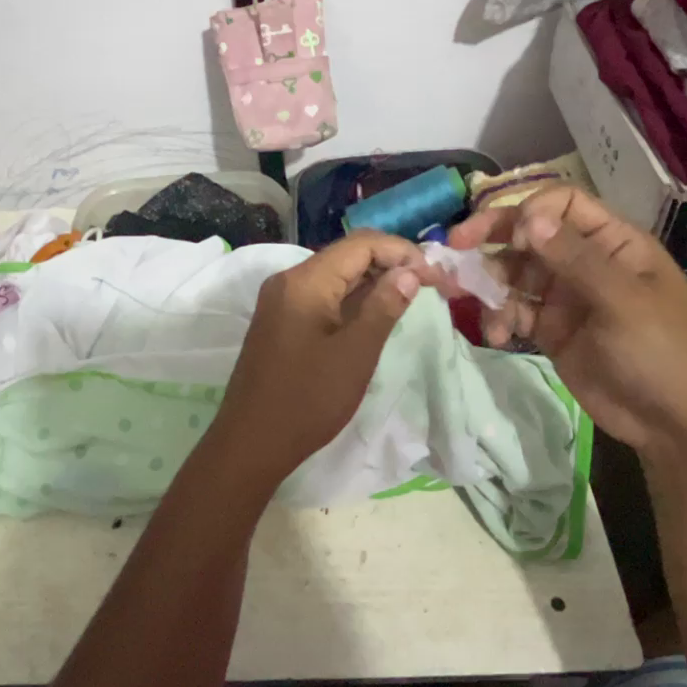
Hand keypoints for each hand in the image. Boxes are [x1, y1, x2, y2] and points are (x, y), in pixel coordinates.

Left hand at [209, 231, 427, 484]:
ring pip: (336, 276)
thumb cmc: (307, 399)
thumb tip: (409, 272)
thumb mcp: (355, 354)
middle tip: (432, 286)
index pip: (361, 244)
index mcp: (305, 281)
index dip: (402, 252)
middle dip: (391, 264)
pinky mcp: (281, 322)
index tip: (436, 276)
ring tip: (411, 297)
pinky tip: (377, 315)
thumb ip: (383, 307)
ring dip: (373, 282)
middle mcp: (289, 281)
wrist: (251, 442)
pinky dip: (353, 300)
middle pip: (347, 256)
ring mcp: (282, 301)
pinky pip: (323, 297)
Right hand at [449, 186, 686, 458]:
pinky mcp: (550, 329)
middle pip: (529, 234)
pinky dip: (498, 318)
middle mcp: (585, 262)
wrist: (674, 427)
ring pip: (514, 273)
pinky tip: (496, 336)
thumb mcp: (624, 302)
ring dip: (487, 283)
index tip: (507, 238)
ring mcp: (565, 296)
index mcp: (613, 243)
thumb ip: (575, 258)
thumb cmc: (662, 353)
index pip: (563, 204)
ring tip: (462, 299)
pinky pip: (513, 310)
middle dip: (491, 239)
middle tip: (453, 249)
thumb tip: (527, 218)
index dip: (530, 212)